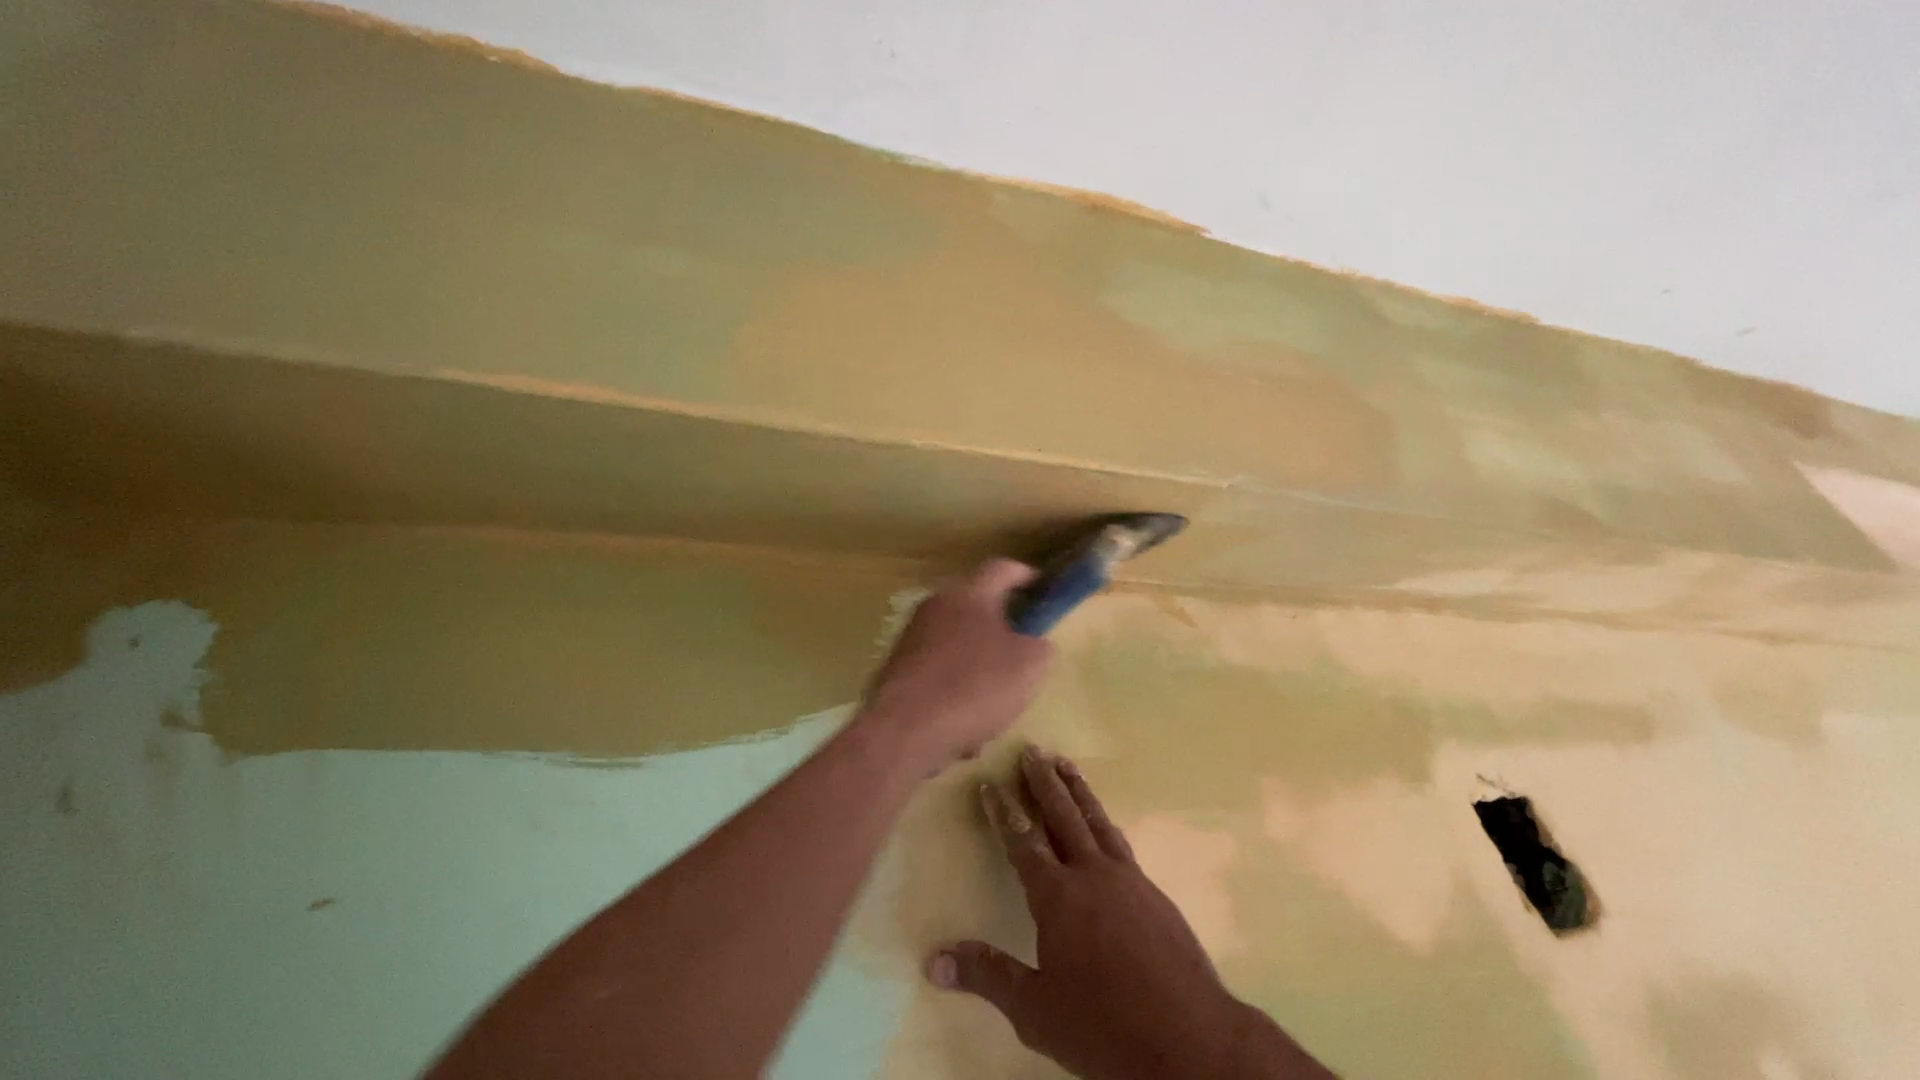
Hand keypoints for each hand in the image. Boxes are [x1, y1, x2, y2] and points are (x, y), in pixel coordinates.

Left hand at [856, 559, 1055, 773]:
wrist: (905, 732)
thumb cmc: (975, 687)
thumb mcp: (1031, 666)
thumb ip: (1040, 646)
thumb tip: (1032, 643)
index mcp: (968, 594)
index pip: (1001, 568)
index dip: (1025, 574)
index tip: (1042, 587)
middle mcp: (934, 608)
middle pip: (975, 608)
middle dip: (1001, 628)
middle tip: (1023, 651)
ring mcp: (911, 640)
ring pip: (957, 647)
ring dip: (978, 669)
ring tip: (996, 704)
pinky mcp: (897, 672)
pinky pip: (938, 677)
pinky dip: (955, 695)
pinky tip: (966, 729)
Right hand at [928, 749, 1337, 1079]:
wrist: (1190, 1040)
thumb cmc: (1103, 1023)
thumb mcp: (1035, 1008)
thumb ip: (987, 976)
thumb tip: (933, 960)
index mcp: (1058, 896)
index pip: (1023, 842)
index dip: (1004, 812)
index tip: (991, 782)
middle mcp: (1094, 875)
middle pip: (1064, 816)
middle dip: (1044, 782)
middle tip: (1032, 750)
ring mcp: (1131, 882)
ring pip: (1099, 823)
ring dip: (1080, 792)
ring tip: (1068, 765)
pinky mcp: (1157, 898)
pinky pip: (1122, 846)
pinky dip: (1105, 825)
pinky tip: (1106, 831)